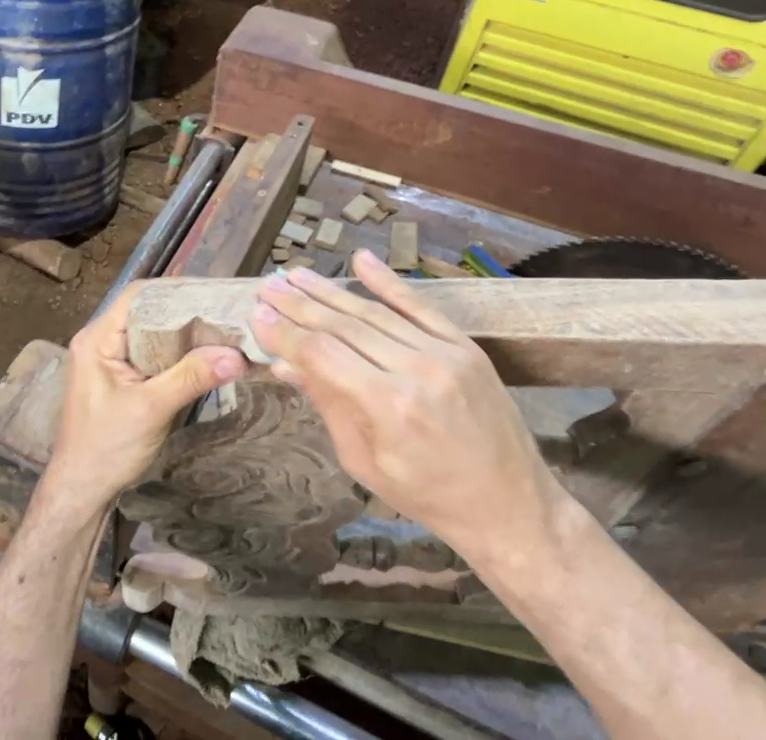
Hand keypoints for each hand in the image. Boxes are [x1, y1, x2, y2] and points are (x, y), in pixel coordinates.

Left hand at [44, 283, 246, 509]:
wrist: (82, 490)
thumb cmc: (106, 448)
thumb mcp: (150, 410)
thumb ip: (190, 378)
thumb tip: (236, 355)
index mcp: (97, 339)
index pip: (137, 296)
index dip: (174, 289)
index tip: (213, 294)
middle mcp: (101, 342)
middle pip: (147, 311)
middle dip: (186, 310)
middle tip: (226, 311)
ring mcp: (110, 361)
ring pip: (152, 333)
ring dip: (184, 333)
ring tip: (223, 330)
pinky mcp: (122, 379)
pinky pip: (153, 355)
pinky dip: (178, 354)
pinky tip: (205, 357)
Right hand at [248, 250, 569, 561]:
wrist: (509, 505)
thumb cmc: (426, 495)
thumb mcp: (363, 461)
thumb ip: (327, 404)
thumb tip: (285, 364)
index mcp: (387, 406)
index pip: (321, 354)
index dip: (284, 333)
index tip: (256, 315)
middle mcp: (416, 369)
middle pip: (343, 325)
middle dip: (299, 305)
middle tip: (267, 286)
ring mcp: (445, 352)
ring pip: (375, 312)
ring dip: (330, 291)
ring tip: (294, 274)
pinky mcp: (465, 346)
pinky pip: (420, 307)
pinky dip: (388, 283)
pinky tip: (360, 261)